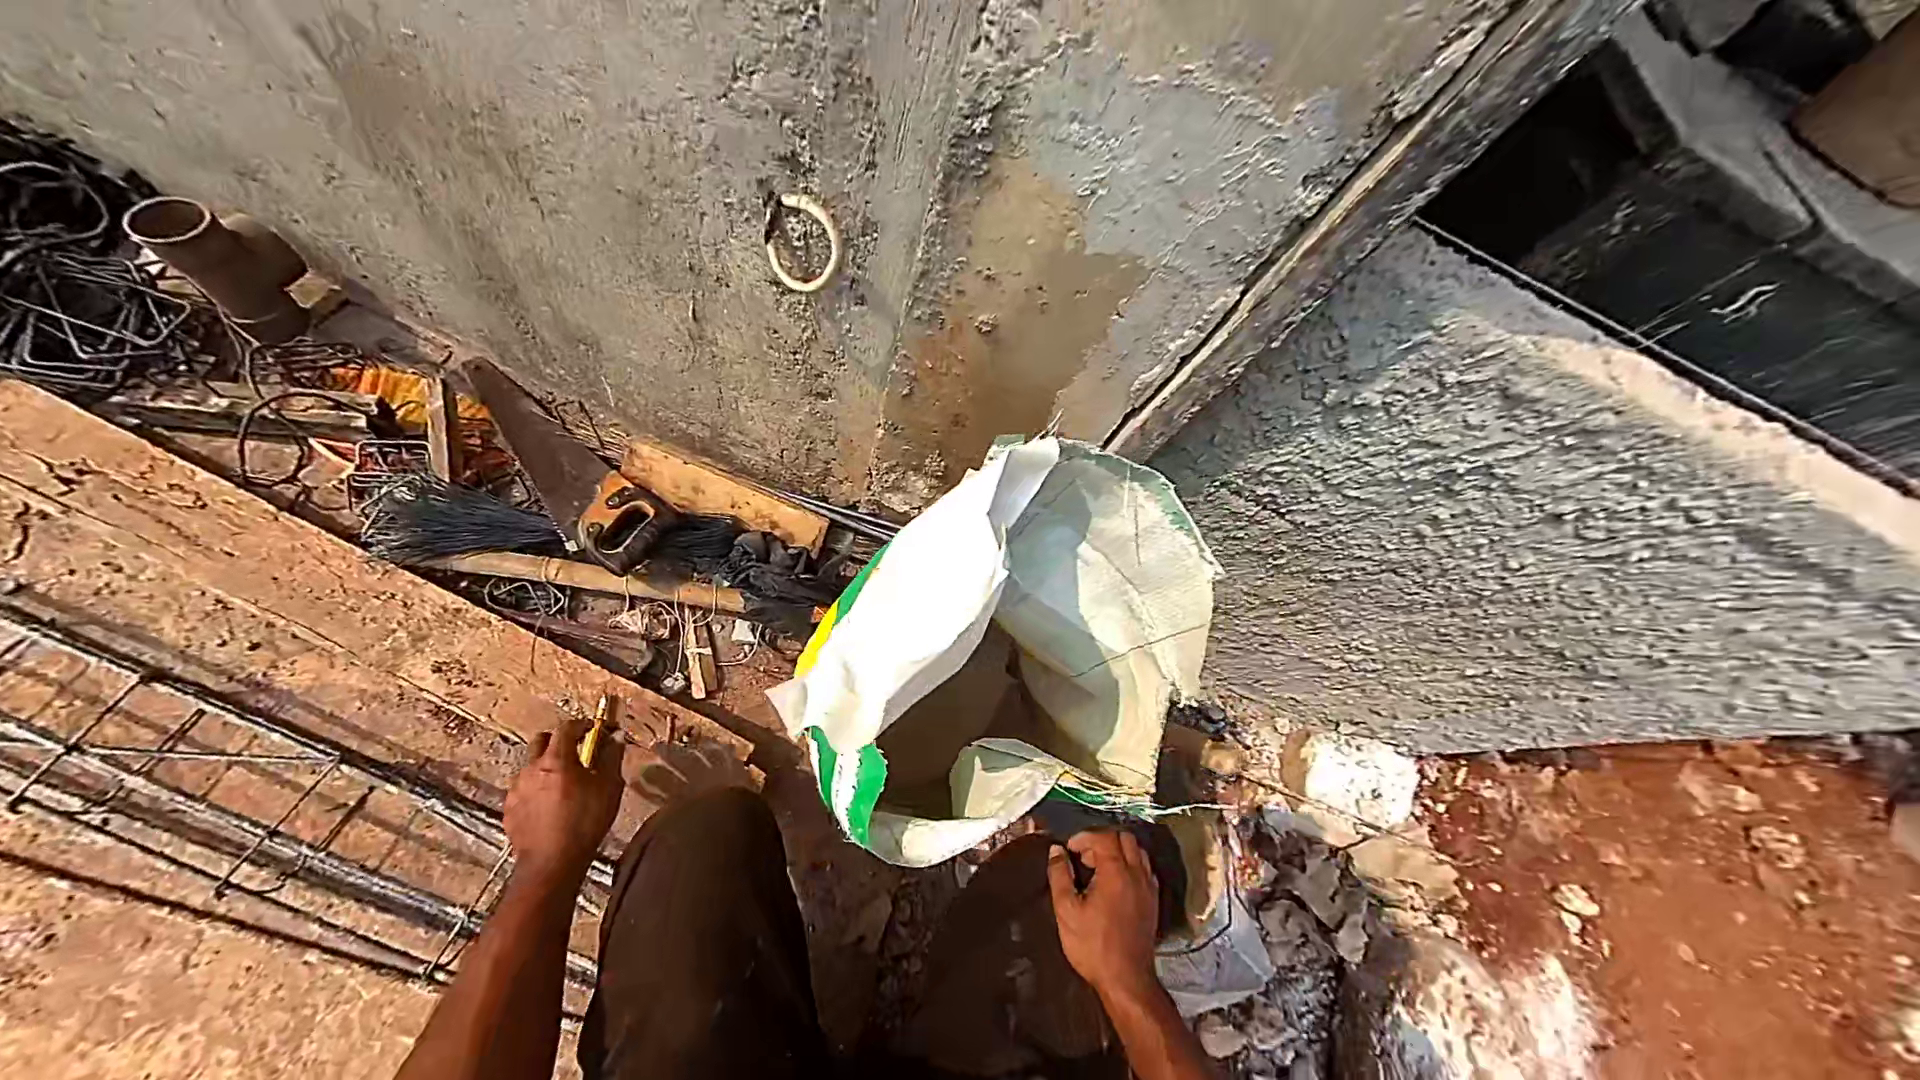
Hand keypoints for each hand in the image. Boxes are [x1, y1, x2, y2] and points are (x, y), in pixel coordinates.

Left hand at [503, 708, 626, 886]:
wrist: (552, 863)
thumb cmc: (585, 822)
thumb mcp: (609, 786)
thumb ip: (611, 757)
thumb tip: (615, 738)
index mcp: (556, 760)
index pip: (566, 727)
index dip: (582, 724)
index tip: (595, 729)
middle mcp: (531, 770)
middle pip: (541, 740)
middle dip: (560, 740)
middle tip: (579, 751)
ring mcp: (516, 790)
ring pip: (531, 765)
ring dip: (548, 765)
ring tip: (567, 781)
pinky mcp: (510, 810)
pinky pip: (525, 788)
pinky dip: (539, 787)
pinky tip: (553, 803)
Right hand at [1047, 829, 1160, 1001]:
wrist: (1127, 981)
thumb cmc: (1093, 946)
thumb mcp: (1066, 911)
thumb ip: (1059, 875)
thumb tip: (1056, 850)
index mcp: (1115, 872)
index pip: (1103, 837)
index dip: (1083, 837)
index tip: (1069, 850)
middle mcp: (1136, 874)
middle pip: (1124, 837)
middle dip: (1102, 840)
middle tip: (1084, 857)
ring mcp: (1148, 888)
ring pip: (1138, 851)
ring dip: (1118, 850)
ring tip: (1099, 867)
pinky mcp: (1153, 901)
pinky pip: (1145, 869)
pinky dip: (1130, 865)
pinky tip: (1116, 882)